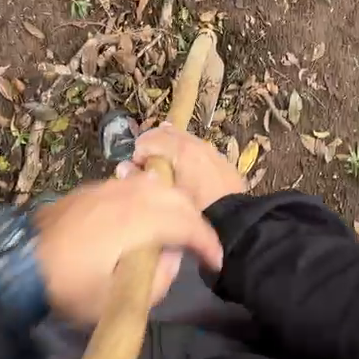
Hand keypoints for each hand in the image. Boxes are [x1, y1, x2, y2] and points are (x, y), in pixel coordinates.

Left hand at [33, 175, 222, 324]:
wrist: (18, 263)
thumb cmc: (69, 287)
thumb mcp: (115, 300)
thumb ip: (156, 281)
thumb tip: (171, 259)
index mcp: (137, 220)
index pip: (187, 223)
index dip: (207, 241)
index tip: (216, 262)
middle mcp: (128, 195)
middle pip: (176, 196)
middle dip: (195, 220)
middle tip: (201, 245)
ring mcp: (108, 187)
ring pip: (156, 184)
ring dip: (174, 204)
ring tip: (178, 230)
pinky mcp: (93, 188)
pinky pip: (135, 184)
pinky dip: (152, 197)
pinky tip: (148, 217)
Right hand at [131, 126, 245, 211]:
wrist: (235, 225)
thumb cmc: (194, 213)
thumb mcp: (163, 198)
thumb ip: (139, 179)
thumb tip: (123, 167)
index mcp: (181, 151)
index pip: (151, 140)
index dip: (139, 150)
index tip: (134, 164)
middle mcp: (196, 145)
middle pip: (169, 134)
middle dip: (154, 142)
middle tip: (144, 157)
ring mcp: (212, 152)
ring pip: (186, 139)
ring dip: (171, 145)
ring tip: (161, 156)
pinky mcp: (223, 162)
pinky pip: (200, 150)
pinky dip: (188, 152)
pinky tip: (184, 164)